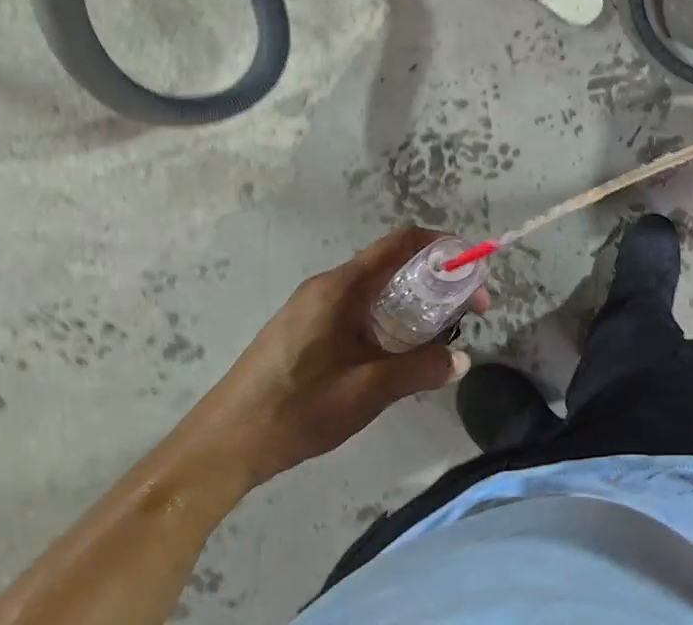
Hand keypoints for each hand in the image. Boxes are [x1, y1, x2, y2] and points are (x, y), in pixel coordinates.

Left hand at [171, 227, 487, 487]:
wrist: (218, 450)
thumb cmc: (296, 409)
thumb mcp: (370, 390)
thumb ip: (422, 369)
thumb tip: (462, 361)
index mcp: (342, 289)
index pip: (404, 242)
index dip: (446, 247)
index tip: (474, 273)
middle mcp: (327, 288)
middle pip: (396, 264)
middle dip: (440, 281)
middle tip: (468, 313)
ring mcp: (312, 309)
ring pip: (380, 289)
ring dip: (418, 303)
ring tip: (440, 336)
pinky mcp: (304, 331)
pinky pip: (362, 308)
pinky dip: (393, 318)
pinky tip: (400, 353)